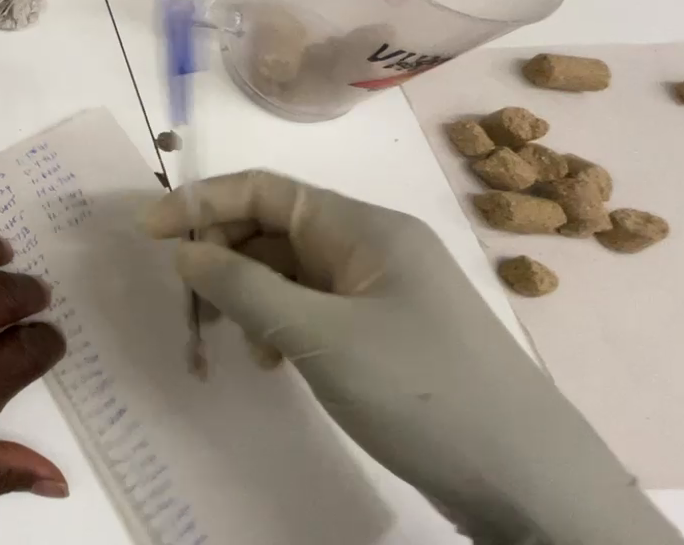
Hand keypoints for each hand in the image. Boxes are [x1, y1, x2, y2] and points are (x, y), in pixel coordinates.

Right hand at [142, 171, 678, 544]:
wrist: (535, 493)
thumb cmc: (421, 392)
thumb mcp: (317, 336)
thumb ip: (239, 285)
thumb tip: (180, 252)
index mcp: (362, 228)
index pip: (262, 189)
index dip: (198, 202)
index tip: (148, 231)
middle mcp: (369, 246)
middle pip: (268, 228)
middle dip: (219, 256)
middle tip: (188, 298)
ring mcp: (377, 289)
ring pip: (282, 269)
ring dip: (243, 294)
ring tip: (232, 338)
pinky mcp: (380, 329)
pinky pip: (305, 304)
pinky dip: (272, 321)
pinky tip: (269, 357)